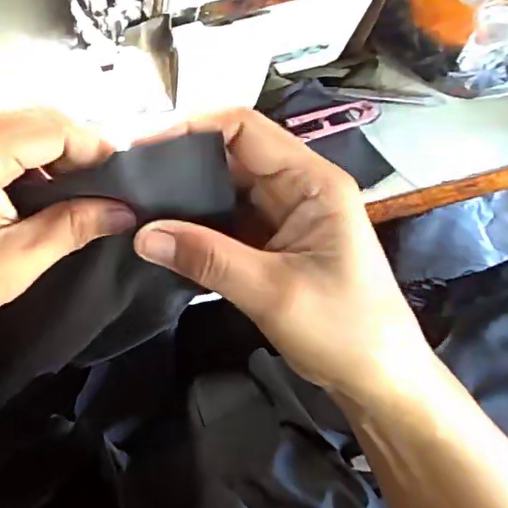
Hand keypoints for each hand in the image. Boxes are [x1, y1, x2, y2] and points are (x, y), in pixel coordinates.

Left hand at [0, 110, 136, 359]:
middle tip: (111, 186)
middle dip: (77, 149)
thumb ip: (73, 225)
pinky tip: (48, 191)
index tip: (126, 178)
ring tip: (87, 190)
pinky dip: (30, 163)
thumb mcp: (17, 260)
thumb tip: (123, 210)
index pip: (51, 128)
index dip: (94, 148)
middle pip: (35, 121)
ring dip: (55, 155)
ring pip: (19, 131)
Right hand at [131, 109, 429, 399]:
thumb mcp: (272, 291)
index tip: (144, 147)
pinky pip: (221, 220)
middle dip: (179, 162)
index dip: (192, 127)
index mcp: (312, 182)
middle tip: (130, 179)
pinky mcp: (267, 242)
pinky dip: (191, 225)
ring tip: (136, 205)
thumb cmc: (346, 329)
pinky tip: (160, 234)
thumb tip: (142, 234)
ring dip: (182, 196)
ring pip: (221, 188)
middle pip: (228, 155)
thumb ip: (206, 258)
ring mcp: (280, 215)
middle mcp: (295, 188)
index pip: (244, 128)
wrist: (378, 380)